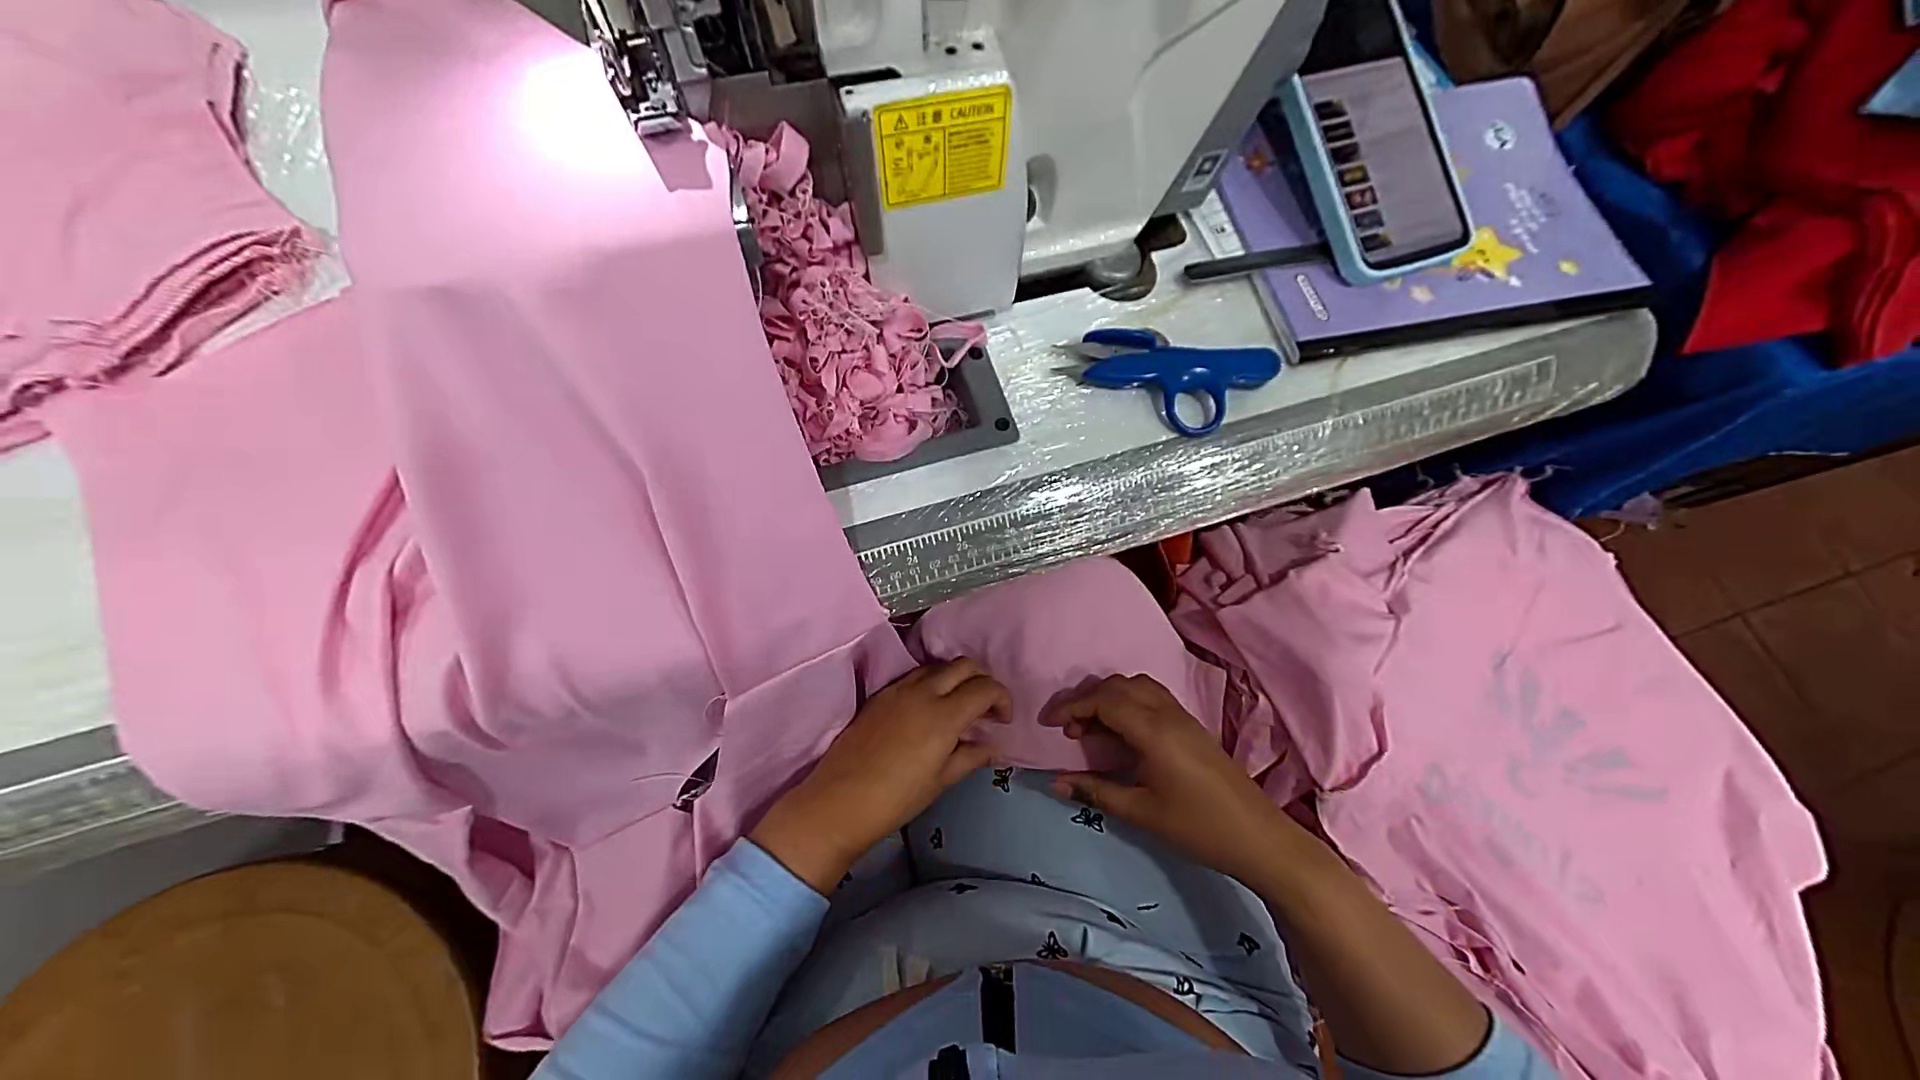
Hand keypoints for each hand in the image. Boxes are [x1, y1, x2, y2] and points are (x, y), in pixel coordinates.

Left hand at [751, 658, 1009, 893]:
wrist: (838, 802)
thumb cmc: (896, 799)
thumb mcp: (941, 781)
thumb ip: (970, 756)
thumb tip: (992, 746)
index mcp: (943, 714)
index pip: (985, 688)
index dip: (1002, 699)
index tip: (1002, 720)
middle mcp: (922, 692)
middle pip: (963, 665)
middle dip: (983, 680)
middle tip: (986, 707)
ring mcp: (897, 690)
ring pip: (937, 666)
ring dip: (956, 678)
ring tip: (958, 705)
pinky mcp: (879, 695)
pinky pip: (914, 675)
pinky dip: (932, 682)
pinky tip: (930, 708)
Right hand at [1043, 674, 1294, 889]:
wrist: (1260, 838)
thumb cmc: (1199, 827)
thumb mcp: (1141, 812)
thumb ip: (1096, 791)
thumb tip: (1056, 782)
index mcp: (1154, 730)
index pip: (1104, 700)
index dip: (1072, 707)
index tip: (1049, 724)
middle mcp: (1168, 713)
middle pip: (1119, 686)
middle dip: (1087, 700)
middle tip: (1069, 731)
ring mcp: (1183, 717)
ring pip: (1138, 686)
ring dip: (1109, 698)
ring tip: (1093, 728)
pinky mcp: (1192, 726)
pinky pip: (1153, 697)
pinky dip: (1128, 702)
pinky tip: (1122, 732)